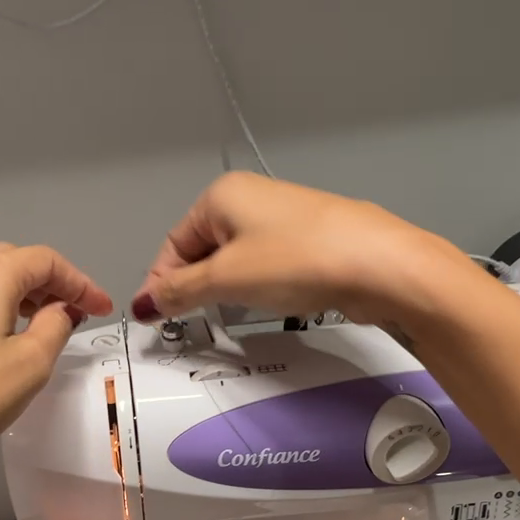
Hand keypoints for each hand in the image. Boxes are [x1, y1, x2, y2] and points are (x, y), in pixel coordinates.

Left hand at [0, 242, 113, 481]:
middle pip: (13, 261)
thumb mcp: (30, 365)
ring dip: (17, 292)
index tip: (102, 307)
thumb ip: (55, 327)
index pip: (47, 261)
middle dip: (49, 283)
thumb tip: (59, 310)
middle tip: (74, 313)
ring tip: (39, 322)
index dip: (80, 282)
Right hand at [132, 172, 481, 327]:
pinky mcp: (309, 240)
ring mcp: (282, 218)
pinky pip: (265, 266)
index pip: (173, 244)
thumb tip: (141, 303)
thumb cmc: (293, 262)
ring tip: (230, 315)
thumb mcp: (225, 279)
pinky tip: (267, 304)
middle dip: (194, 287)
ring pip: (235, 261)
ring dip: (225, 290)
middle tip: (194, 323)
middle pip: (202, 251)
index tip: (156, 321)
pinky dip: (257, 287)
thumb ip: (179, 292)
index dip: (160, 284)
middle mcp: (249, 198)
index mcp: (220, 196)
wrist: (378, 264)